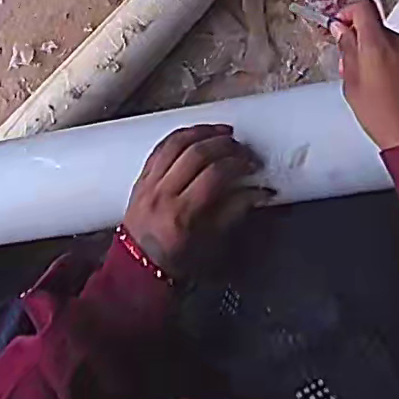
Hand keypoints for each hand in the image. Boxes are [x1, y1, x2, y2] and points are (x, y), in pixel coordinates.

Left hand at [122, 125, 269, 276]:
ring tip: (222, 132)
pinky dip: (180, 136)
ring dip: (201, 132)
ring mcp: (148, 182)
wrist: (138, 266)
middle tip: (242, 147)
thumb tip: (260, 190)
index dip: (238, 163)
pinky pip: (160, 147)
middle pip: (195, 153)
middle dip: (224, 144)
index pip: (214, 175)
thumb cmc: (179, 260)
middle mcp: (163, 193)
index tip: (253, 163)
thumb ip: (235, 211)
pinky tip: (196, 134)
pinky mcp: (141, 176)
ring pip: (175, 144)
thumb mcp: (212, 243)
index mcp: (182, 214)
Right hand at [330, 0, 398, 150]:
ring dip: (386, 56)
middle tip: (357, 67)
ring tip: (381, 85)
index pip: (363, 8)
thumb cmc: (386, 119)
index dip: (348, 12)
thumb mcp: (352, 86)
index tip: (342, 24)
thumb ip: (347, 52)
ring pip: (397, 44)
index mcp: (377, 45)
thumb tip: (342, 32)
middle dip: (366, 43)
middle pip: (379, 29)